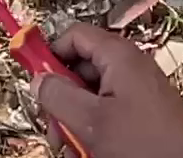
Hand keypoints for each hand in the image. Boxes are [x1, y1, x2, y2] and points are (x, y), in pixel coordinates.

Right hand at [34, 25, 182, 157]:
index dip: (50, 55)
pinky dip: (96, 134)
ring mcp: (135, 91)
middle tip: (58, 132)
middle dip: (63, 102)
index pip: (73, 36)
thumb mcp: (92, 122)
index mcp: (117, 54)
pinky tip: (94, 154)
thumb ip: (59, 97)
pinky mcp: (141, 114)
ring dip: (77, 124)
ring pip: (91, 98)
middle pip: (79, 70)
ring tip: (78, 151)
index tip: (35, 81)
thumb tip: (37, 79)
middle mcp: (126, 66)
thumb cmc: (147, 144)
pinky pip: (107, 115)